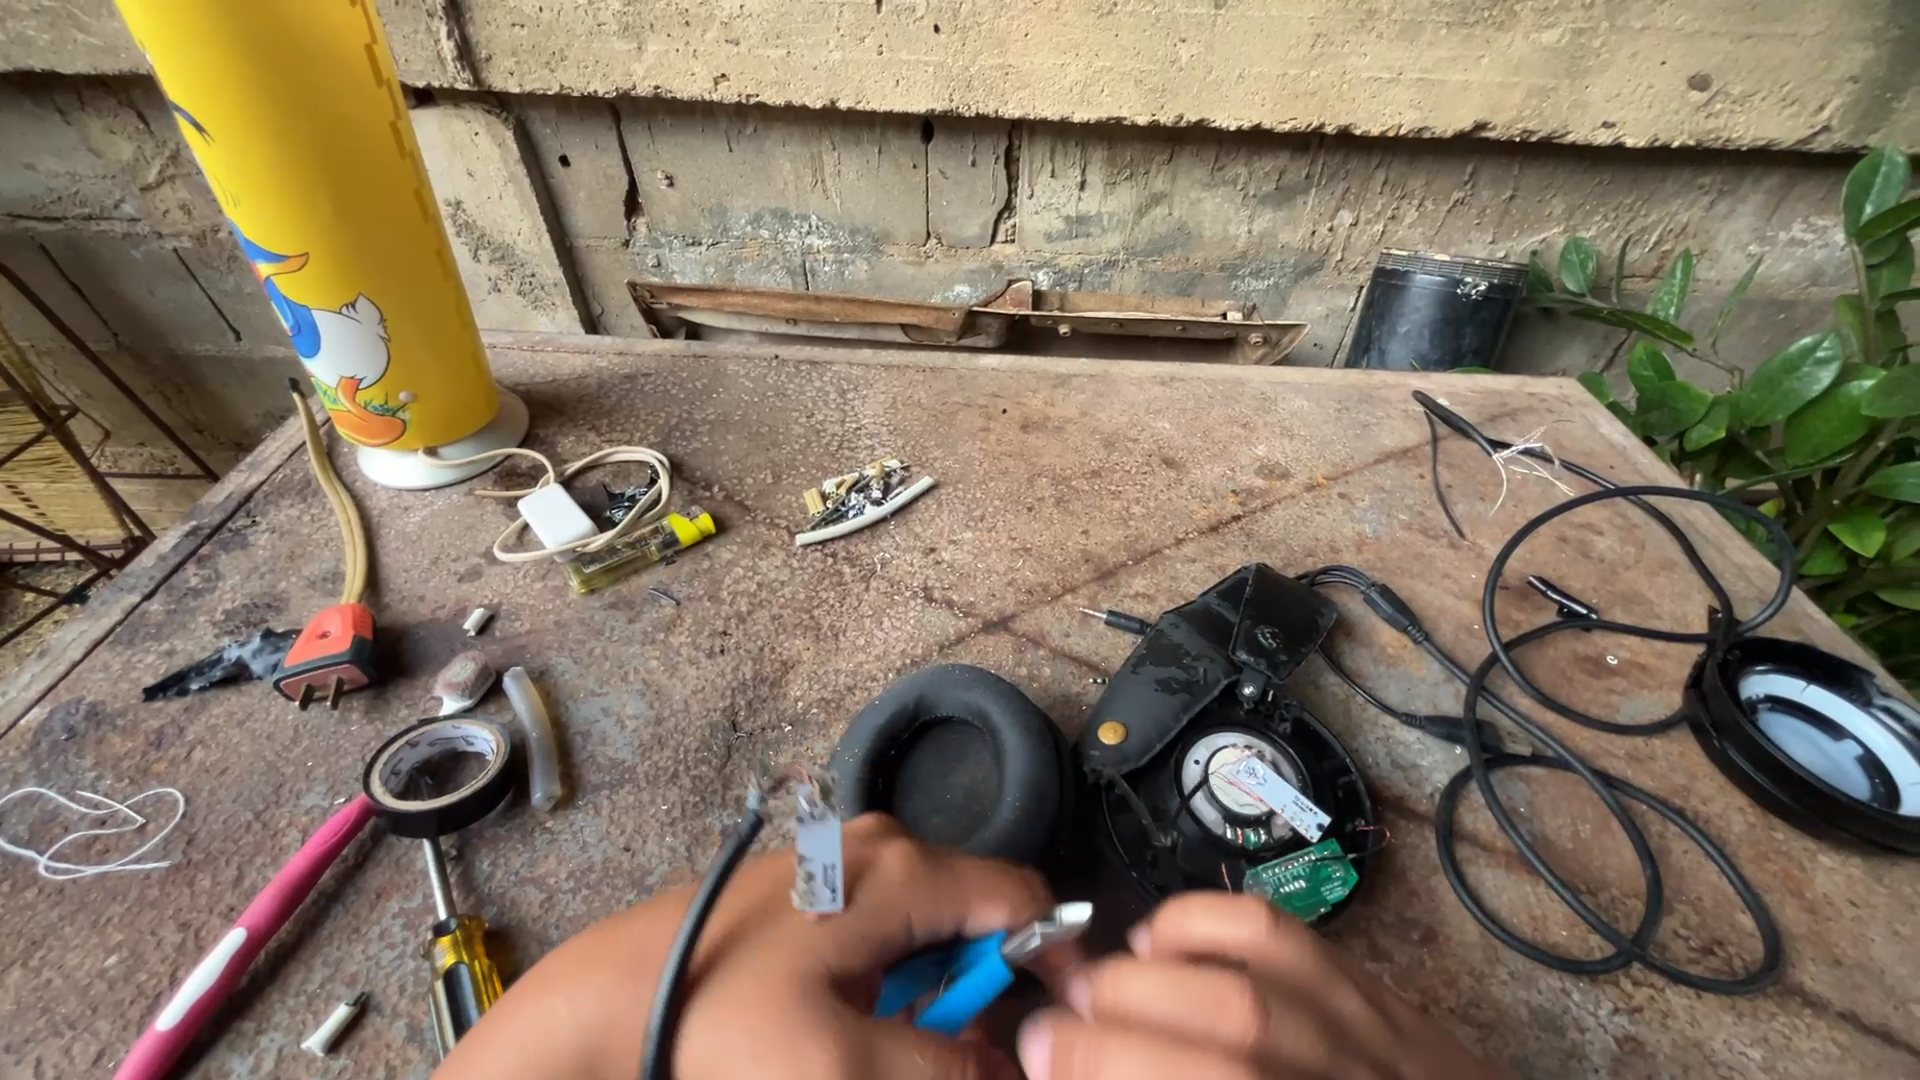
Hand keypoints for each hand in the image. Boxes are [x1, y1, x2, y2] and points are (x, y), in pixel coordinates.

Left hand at [436, 813, 1066, 1079]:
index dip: (1053, 954)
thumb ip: (944, 1066)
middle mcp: (882, 844)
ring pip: (928, 918)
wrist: (605, 997)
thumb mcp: (841, 1063)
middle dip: (982, 985)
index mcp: (903, 870)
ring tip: (885, 1040)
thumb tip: (1006, 1065)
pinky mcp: (813, 876)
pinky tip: (848, 1010)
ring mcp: (843, 854)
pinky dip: (892, 969)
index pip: (1020, 895)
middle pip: (974, 909)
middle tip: (954, 1053)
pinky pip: (884, 918)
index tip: (1056, 1019)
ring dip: (932, 984)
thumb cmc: (722, 1025)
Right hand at [1018, 893, 1502, 1079]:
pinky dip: (1209, 922)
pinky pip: (1289, 936)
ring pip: (1259, 986)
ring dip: (1155, 973)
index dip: (1106, 1065)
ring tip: (1096, 980)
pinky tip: (1161, 937)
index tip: (1040, 1050)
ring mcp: (1381, 1046)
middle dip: (1119, 1021)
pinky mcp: (1380, 995)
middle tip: (1052, 1018)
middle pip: (1235, 1041)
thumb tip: (1083, 1068)